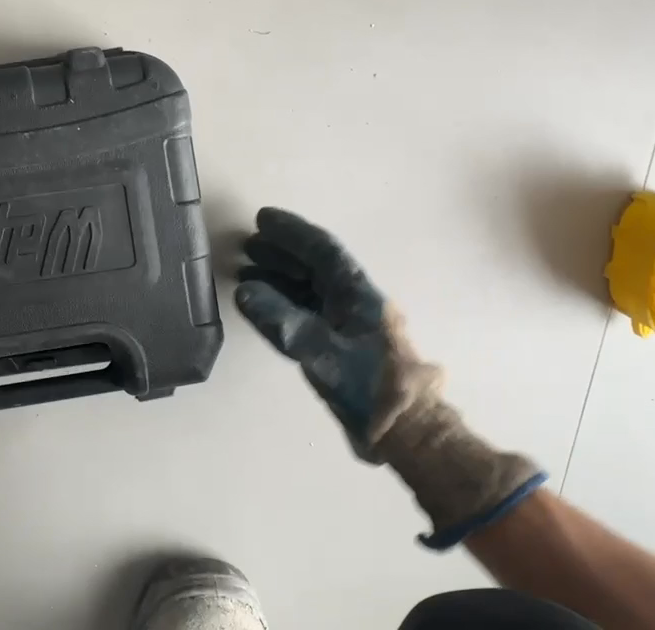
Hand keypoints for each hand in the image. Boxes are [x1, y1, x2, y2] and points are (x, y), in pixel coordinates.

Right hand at [234, 207, 543, 549]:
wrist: (409, 435)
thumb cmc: (370, 388)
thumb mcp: (321, 352)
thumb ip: (282, 320)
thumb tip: (246, 291)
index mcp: (358, 294)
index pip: (322, 250)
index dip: (292, 232)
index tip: (262, 219)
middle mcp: (355, 301)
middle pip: (315, 266)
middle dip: (282, 253)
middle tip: (248, 245)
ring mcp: (350, 323)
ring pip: (311, 288)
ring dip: (281, 277)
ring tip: (248, 273)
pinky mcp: (343, 345)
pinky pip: (308, 310)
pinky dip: (284, 303)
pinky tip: (264, 307)